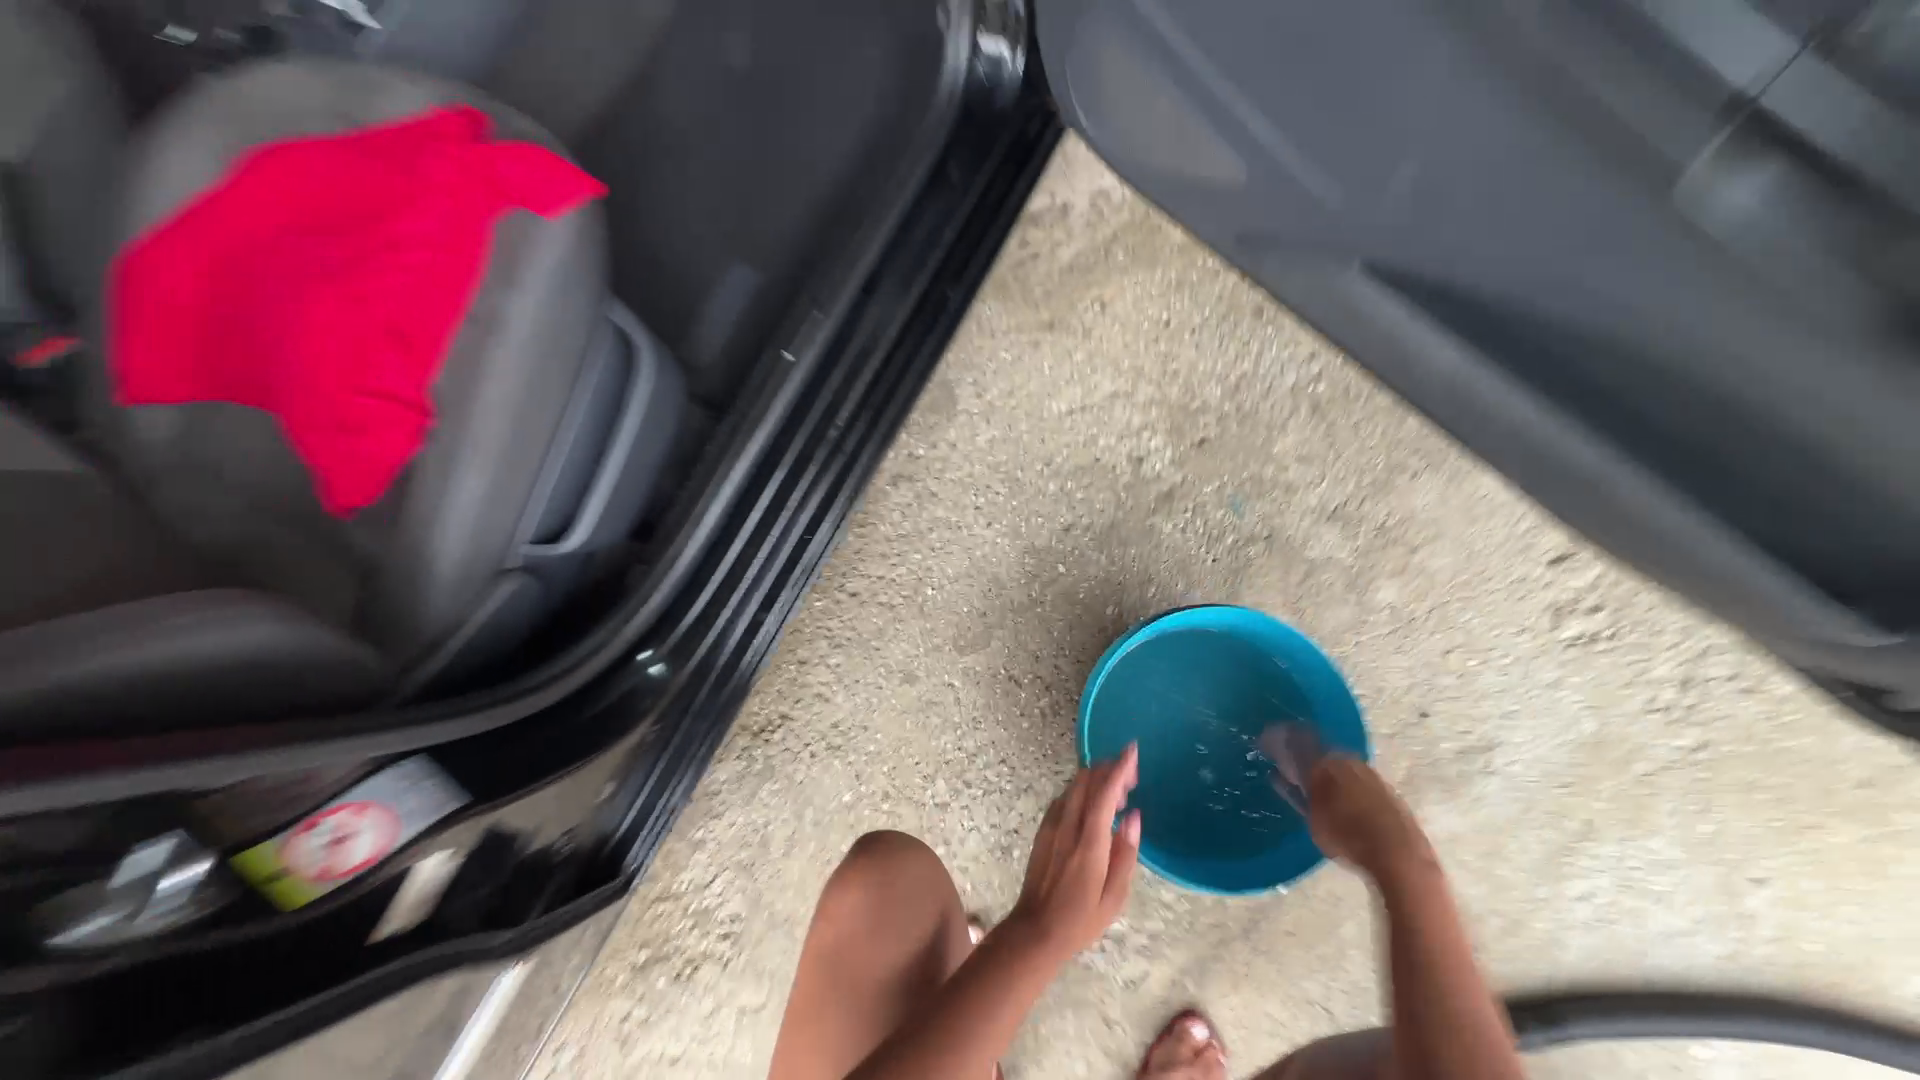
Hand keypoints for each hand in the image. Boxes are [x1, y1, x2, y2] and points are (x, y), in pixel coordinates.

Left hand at [1008, 744, 1140, 962]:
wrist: (1035, 930)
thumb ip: (1126, 853)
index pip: (1104, 793)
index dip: (1119, 768)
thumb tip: (1133, 817)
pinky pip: (1064, 798)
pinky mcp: (1043, 830)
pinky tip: (1093, 804)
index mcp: (1089, 842)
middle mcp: (1067, 826)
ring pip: (1073, 786)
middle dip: (1109, 768)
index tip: (1132, 750)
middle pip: (1086, 781)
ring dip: (1095, 778)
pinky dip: (1082, 790)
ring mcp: (1051, 826)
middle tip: (1131, 773)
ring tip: (1118, 791)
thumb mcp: (1114, 896)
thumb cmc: (1080, 919)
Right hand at [1260, 724, 1430, 880]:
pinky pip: (1354, 775)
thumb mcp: (1313, 819)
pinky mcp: (1384, 788)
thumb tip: (1278, 776)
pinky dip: (1340, 780)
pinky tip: (1339, 797)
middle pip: (1319, 749)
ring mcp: (1369, 773)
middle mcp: (1347, 760)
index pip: (1296, 740)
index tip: (1264, 742)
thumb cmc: (1348, 837)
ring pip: (1338, 762)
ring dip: (1323, 768)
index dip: (1279, 739)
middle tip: (1288, 765)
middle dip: (1302, 754)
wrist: (1399, 854)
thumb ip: (1295, 794)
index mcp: (1325, 763)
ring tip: (1312, 783)